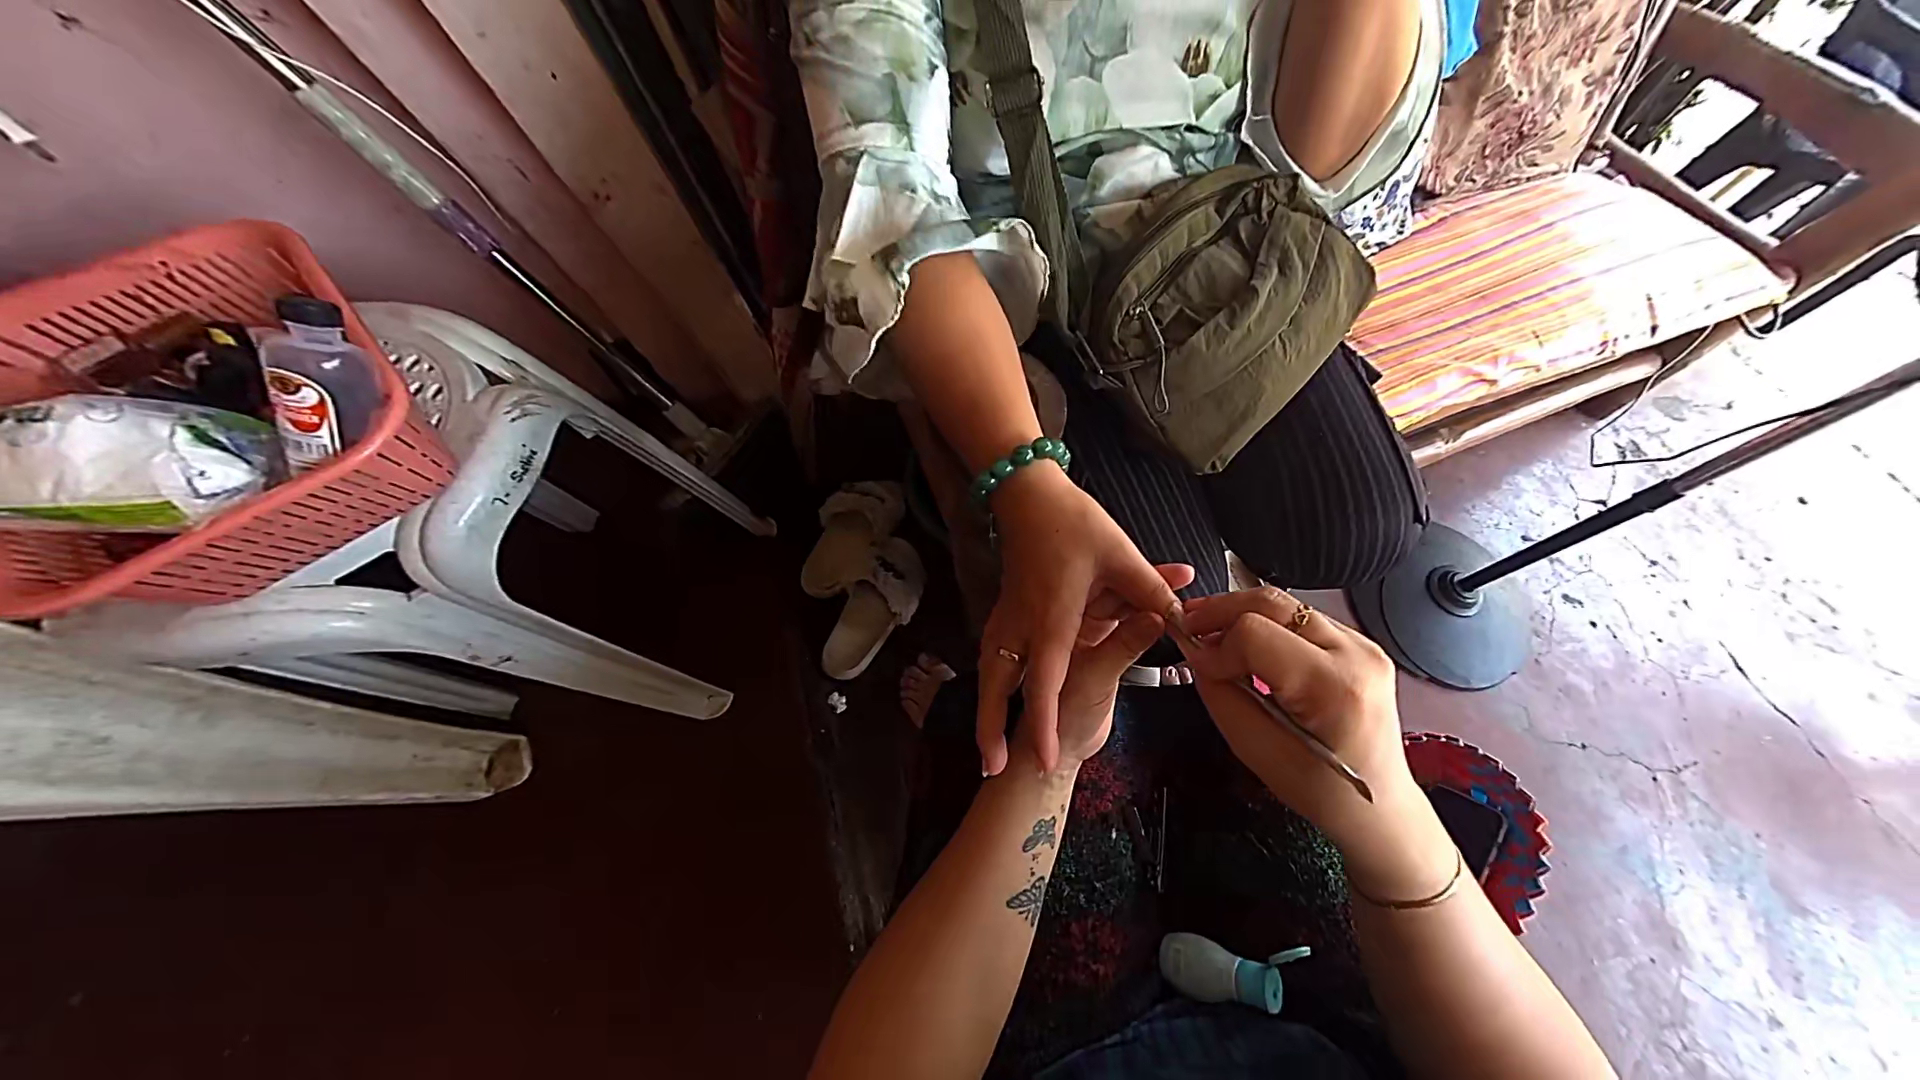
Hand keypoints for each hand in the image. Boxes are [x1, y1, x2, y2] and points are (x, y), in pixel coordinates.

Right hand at [978, 465, 1183, 775]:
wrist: (1028, 494)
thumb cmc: (1072, 524)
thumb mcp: (1119, 557)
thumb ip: (1150, 591)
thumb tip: (1182, 616)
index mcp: (1052, 619)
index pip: (1043, 682)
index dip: (1040, 724)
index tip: (1041, 761)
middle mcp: (1023, 626)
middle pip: (996, 684)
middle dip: (990, 727)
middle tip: (991, 768)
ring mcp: (1008, 617)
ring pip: (990, 670)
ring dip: (987, 707)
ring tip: (989, 746)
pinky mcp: (1005, 608)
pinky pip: (995, 652)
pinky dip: (994, 678)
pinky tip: (998, 689)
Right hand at [1173, 588, 1453, 899]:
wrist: (1377, 804)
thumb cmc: (1321, 789)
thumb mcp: (1253, 747)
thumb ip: (1218, 692)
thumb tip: (1195, 652)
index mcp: (1336, 687)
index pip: (1255, 633)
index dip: (1215, 644)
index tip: (1198, 663)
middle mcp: (1356, 656)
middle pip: (1270, 603)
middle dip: (1220, 611)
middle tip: (1188, 625)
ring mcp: (1361, 645)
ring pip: (1282, 603)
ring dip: (1239, 614)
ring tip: (1211, 634)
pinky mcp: (1355, 643)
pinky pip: (1296, 617)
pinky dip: (1262, 624)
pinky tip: (1244, 644)